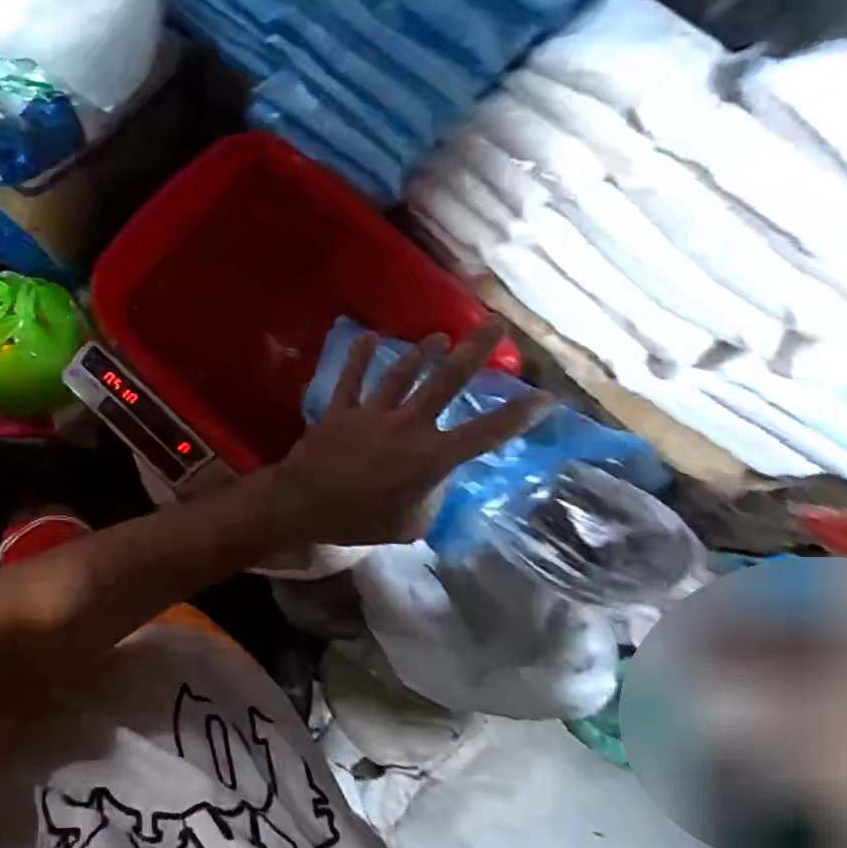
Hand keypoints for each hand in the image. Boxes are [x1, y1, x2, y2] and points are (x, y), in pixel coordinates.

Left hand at [265, 320, 550, 546]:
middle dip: (473, 351)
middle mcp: (406, 426)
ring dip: (421, 353)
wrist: (302, 503)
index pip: (486, 433)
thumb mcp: (411, 522)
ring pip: (401, 375)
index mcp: (431, 457)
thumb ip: (432, 496)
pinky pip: (350, 378)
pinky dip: (358, 357)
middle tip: (493, 325)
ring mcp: (370, 413)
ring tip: (438, 336)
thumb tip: (437, 475)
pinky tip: (367, 336)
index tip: (544, 395)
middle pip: (445, 382)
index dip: (518, 415)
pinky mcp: (339, 410)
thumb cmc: (359, 520)